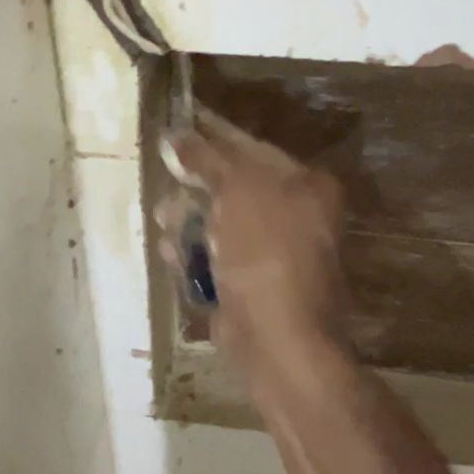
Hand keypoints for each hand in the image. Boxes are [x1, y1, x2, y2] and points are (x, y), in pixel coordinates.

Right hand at [159, 114, 352, 384]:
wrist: (276, 338)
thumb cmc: (265, 252)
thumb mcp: (238, 190)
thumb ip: (209, 159)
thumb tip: (176, 135)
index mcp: (307, 186)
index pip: (253, 149)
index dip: (212, 141)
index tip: (174, 138)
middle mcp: (294, 217)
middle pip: (232, 188)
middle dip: (195, 188)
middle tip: (168, 186)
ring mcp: (271, 255)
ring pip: (217, 225)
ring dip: (188, 223)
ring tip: (166, 225)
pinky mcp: (248, 288)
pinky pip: (212, 261)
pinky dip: (192, 257)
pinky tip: (174, 257)